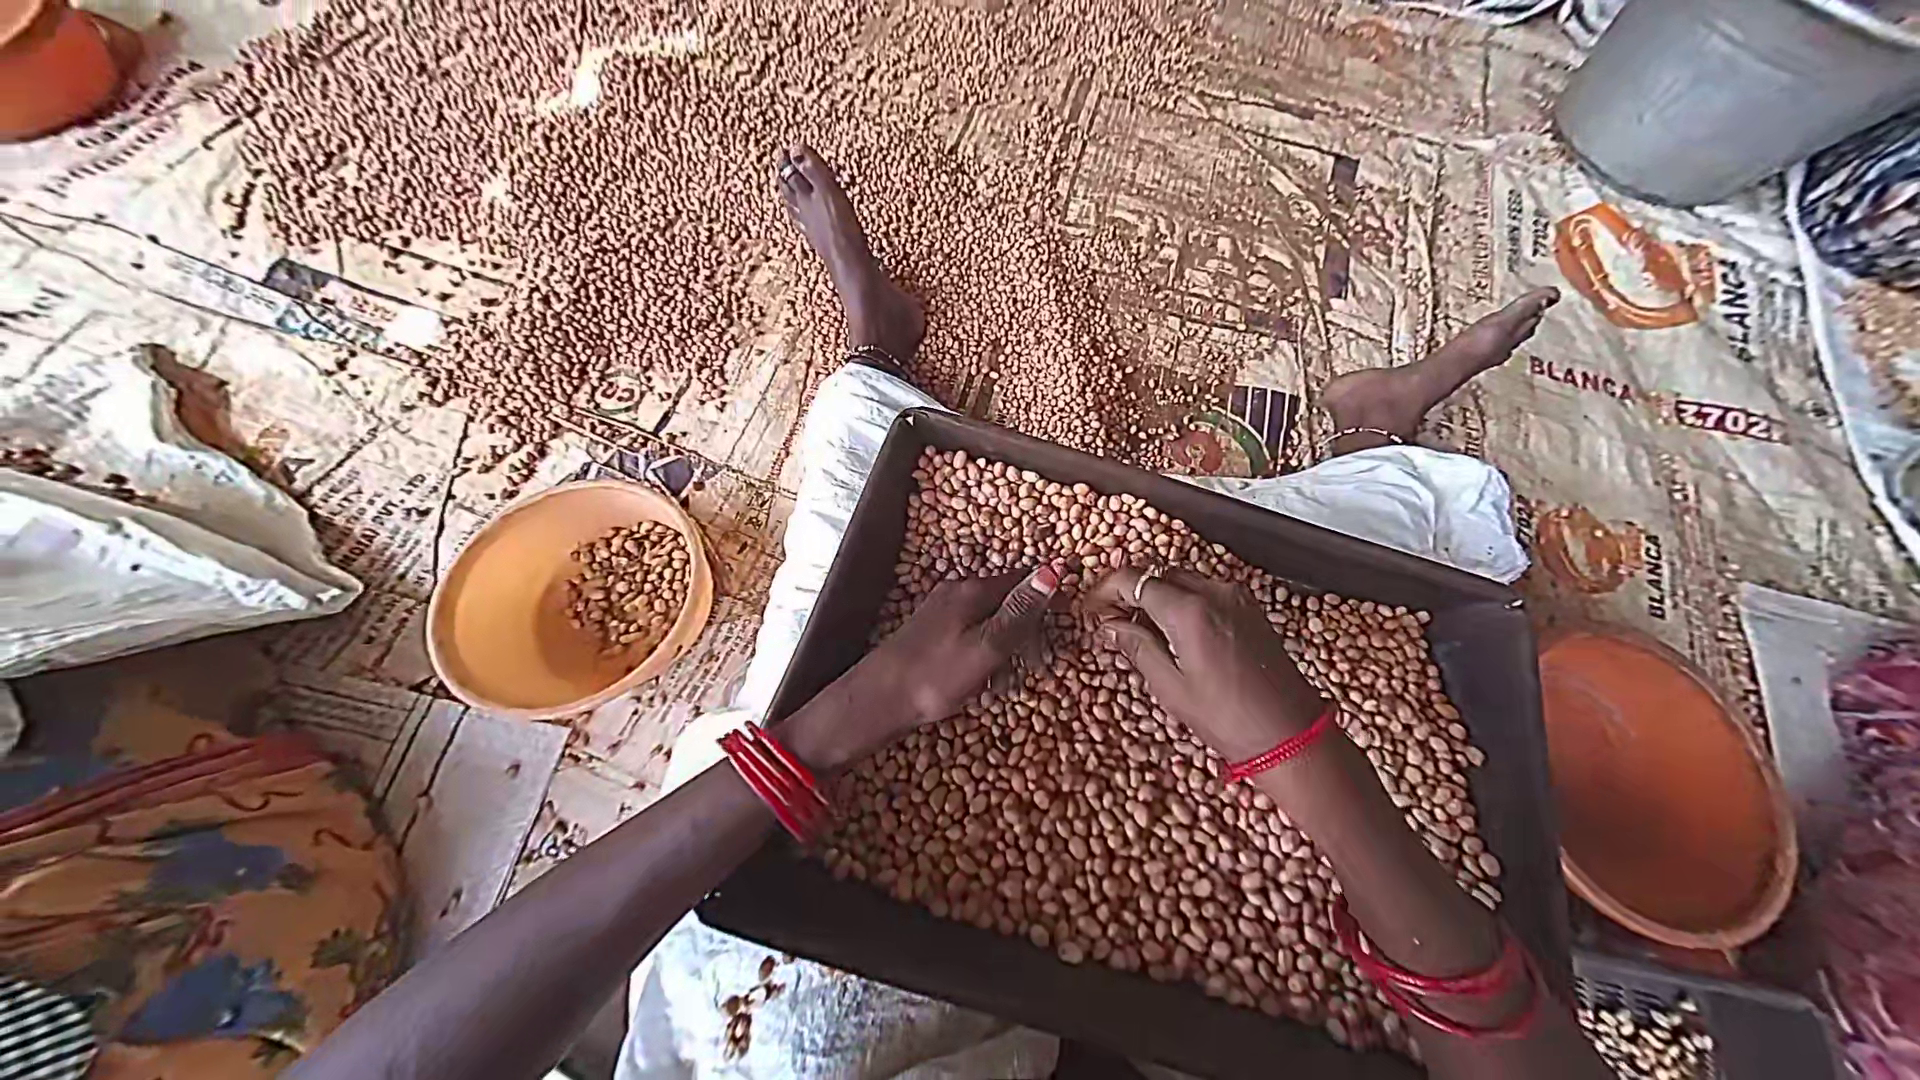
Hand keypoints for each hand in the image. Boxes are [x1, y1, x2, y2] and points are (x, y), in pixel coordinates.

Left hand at [784, 566, 1058, 768]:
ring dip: (1006, 649)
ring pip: (991, 621)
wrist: (875, 701)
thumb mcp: (987, 647)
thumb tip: (1053, 571)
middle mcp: (956, 592)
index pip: (1024, 580)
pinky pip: (972, 636)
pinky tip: (981, 683)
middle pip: (1008, 601)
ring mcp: (941, 612)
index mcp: (972, 591)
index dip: (1049, 597)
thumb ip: (1019, 611)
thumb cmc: (934, 678)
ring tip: (1002, 684)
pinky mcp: (932, 633)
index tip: (1068, 619)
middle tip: (1035, 666)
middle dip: (1027, 631)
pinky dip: (986, 656)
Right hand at [1083, 566, 1324, 762]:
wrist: (1292, 735)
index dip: (1106, 590)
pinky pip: (1204, 591)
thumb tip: (1112, 625)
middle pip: (1157, 573)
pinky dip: (1181, 600)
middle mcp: (1214, 594)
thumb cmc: (1228, 718)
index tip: (1092, 608)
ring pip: (1181, 579)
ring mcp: (1236, 598)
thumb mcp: (1170, 686)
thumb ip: (1137, 646)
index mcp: (1189, 611)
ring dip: (1155, 594)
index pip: (1134, 580)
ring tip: (1139, 628)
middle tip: (1111, 618)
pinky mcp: (1249, 609)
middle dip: (1129, 590)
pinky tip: (1172, 630)